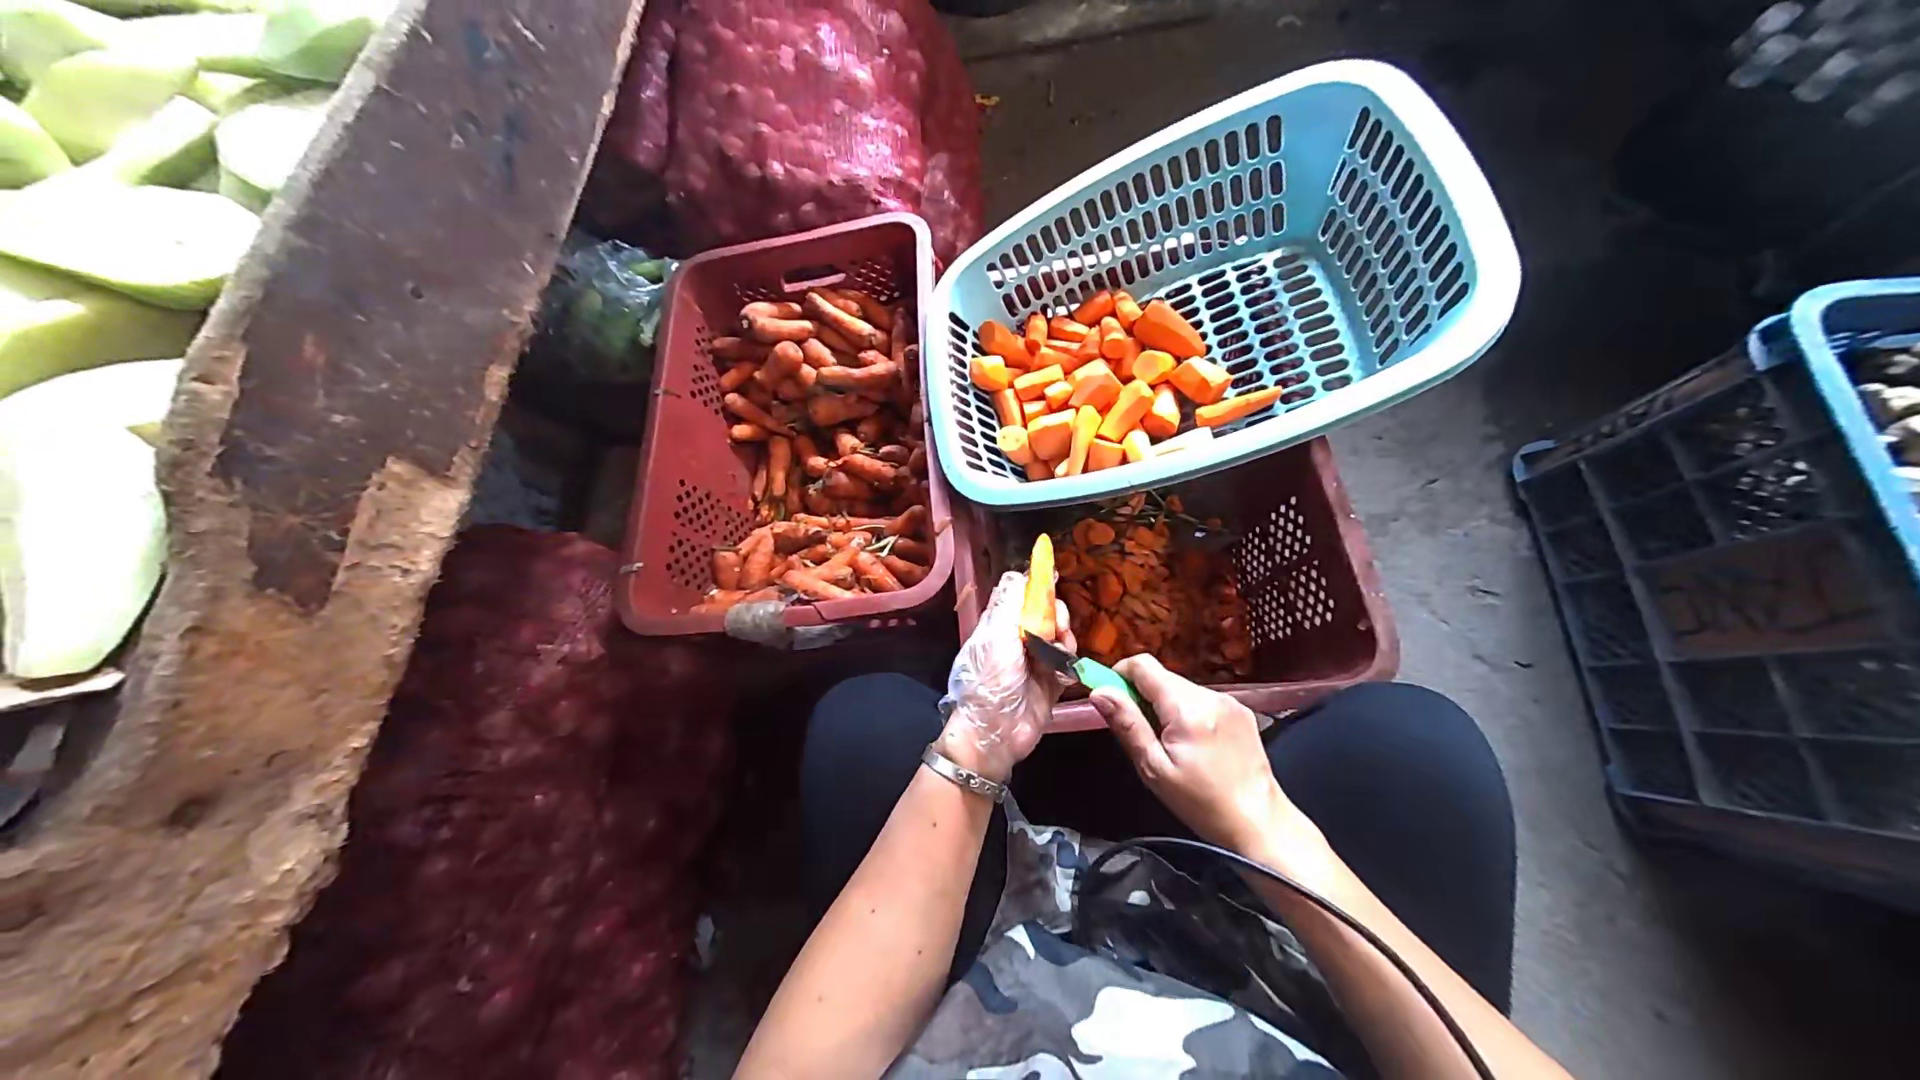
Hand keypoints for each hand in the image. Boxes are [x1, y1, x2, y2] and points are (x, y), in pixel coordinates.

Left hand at [939, 571, 1071, 783]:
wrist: (994, 732)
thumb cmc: (989, 679)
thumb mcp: (994, 635)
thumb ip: (1008, 603)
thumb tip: (1021, 573)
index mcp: (999, 624)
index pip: (1021, 595)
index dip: (1037, 586)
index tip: (1053, 580)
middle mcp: (1018, 639)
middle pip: (1046, 613)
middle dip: (1056, 614)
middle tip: (1057, 625)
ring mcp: (1036, 661)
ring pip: (1061, 637)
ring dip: (1065, 639)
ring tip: (1060, 650)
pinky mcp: (1051, 683)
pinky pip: (1068, 664)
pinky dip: (1068, 663)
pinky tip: (1062, 671)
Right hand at [1091, 655, 1333, 879]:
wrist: (1259, 821)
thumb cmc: (1203, 803)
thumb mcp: (1154, 769)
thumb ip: (1127, 725)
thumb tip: (1100, 692)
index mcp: (1186, 708)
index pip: (1142, 665)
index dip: (1119, 675)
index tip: (1111, 699)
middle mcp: (1210, 696)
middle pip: (1161, 676)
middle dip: (1142, 696)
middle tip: (1140, 733)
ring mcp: (1228, 701)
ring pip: (1179, 687)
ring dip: (1165, 705)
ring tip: (1169, 743)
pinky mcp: (1239, 710)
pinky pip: (1200, 698)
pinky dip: (1186, 711)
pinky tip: (1192, 743)